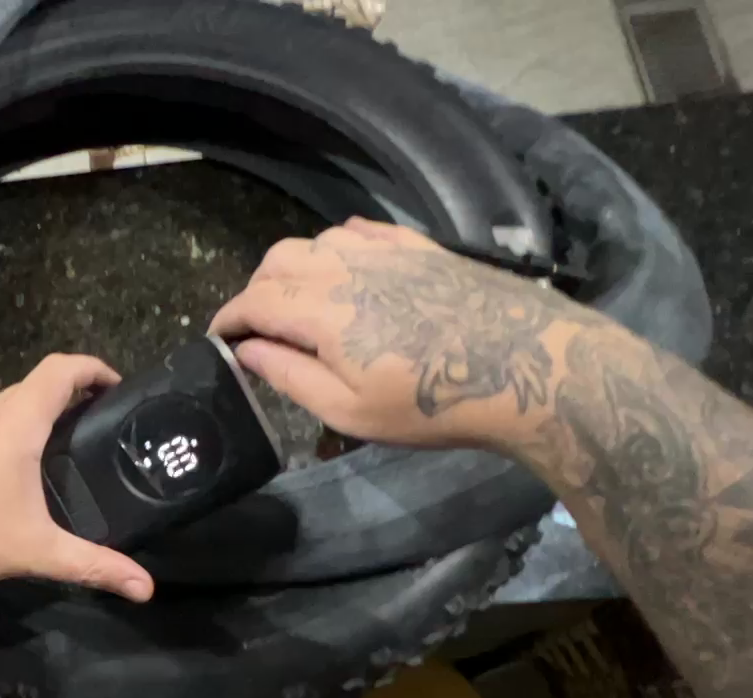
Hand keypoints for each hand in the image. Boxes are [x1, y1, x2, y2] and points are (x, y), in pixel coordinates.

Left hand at [0, 353, 154, 602]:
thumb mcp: (38, 551)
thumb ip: (94, 565)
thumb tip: (146, 590)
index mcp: (15, 422)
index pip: (61, 369)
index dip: (95, 368)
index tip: (120, 387)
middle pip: (37, 383)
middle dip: (74, 393)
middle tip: (106, 423)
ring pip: (10, 403)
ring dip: (42, 412)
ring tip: (73, 444)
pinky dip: (16, 428)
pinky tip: (24, 467)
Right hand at [208, 217, 609, 448]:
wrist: (535, 371)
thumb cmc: (432, 405)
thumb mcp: (347, 411)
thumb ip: (289, 376)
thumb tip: (247, 352)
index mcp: (324, 311)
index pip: (254, 301)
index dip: (227, 320)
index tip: (217, 340)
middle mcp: (348, 268)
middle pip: (277, 261)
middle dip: (253, 292)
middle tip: (255, 329)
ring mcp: (387, 252)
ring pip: (315, 241)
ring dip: (289, 270)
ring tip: (294, 305)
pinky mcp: (420, 248)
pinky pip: (358, 232)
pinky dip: (331, 249)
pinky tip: (338, 271)